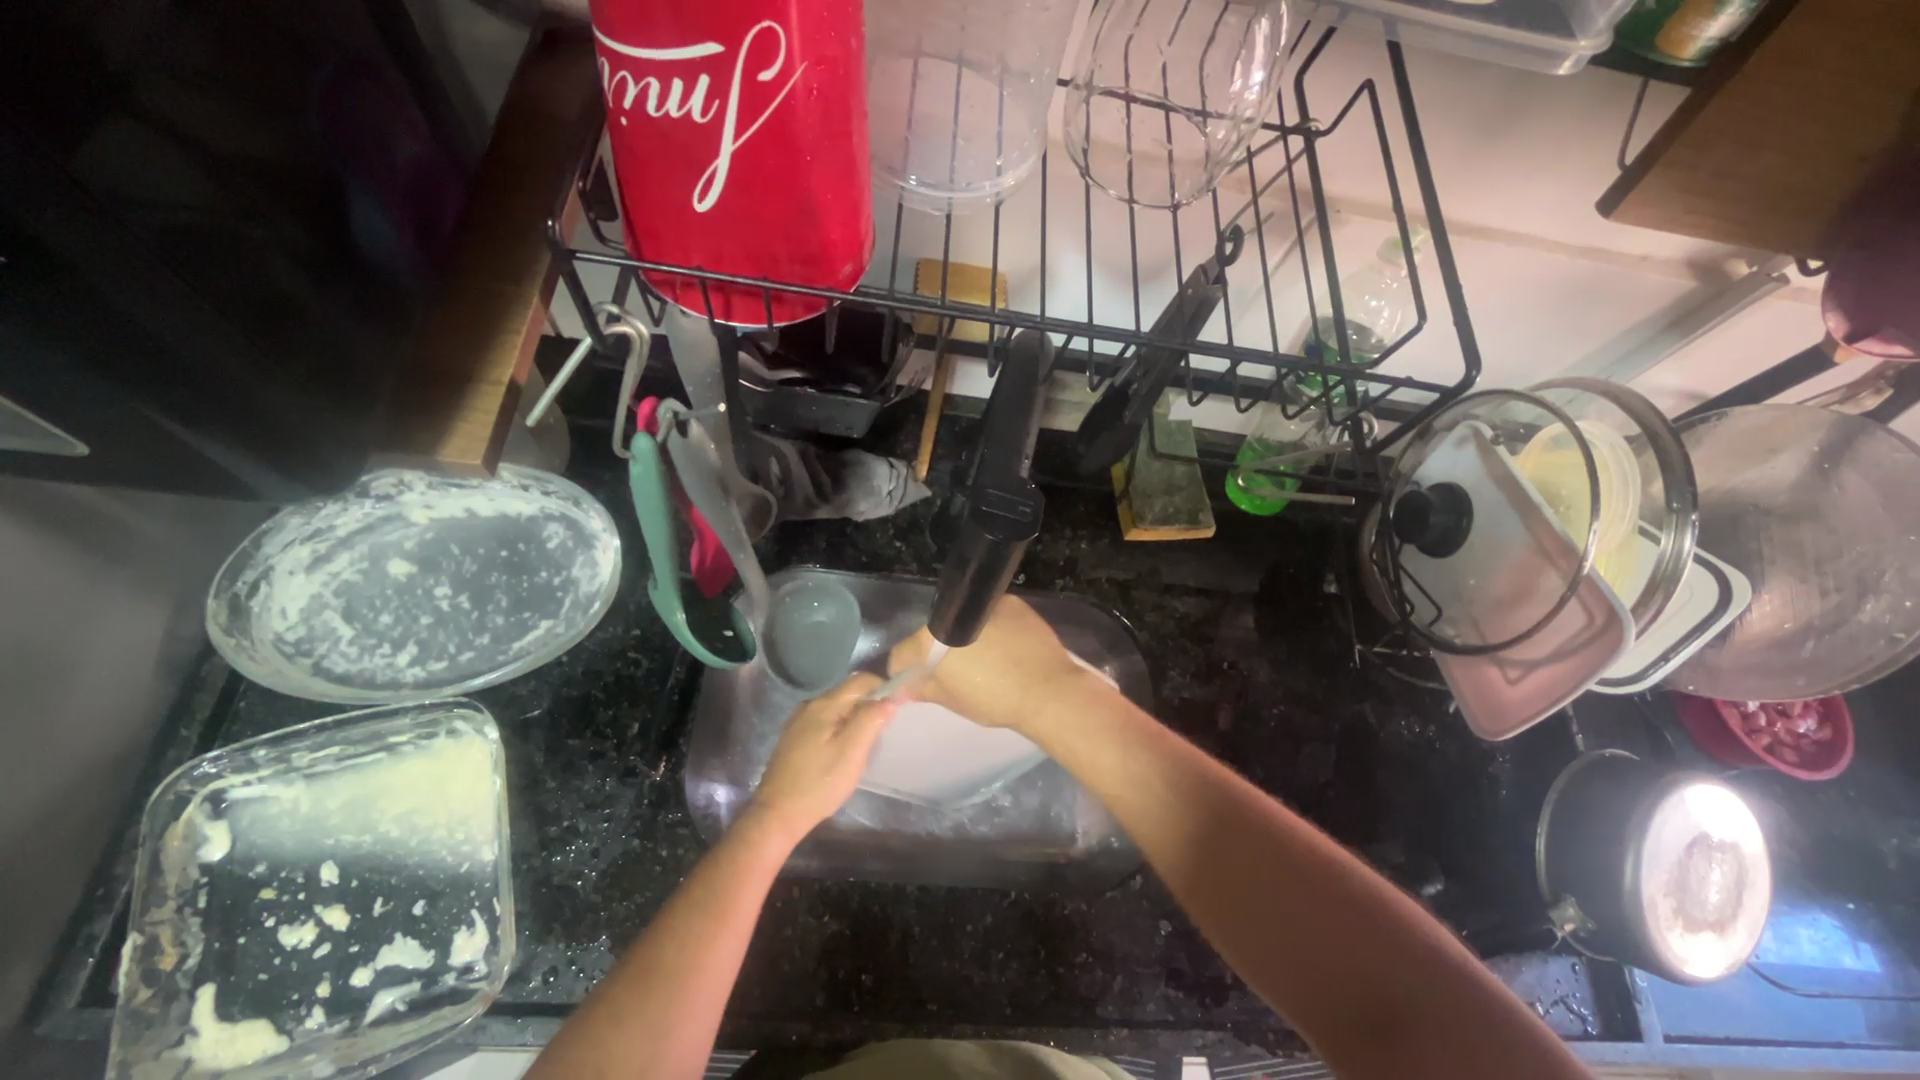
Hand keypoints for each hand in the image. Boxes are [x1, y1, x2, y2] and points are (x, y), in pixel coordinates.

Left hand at [747, 673, 895, 838]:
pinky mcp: (795, 737)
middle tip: (886, 728)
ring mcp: (799, 721)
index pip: (861, 680)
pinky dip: (841, 727)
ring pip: (837, 708)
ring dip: (856, 717)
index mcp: (824, 705)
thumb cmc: (819, 784)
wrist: (778, 814)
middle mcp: (809, 705)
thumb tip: (890, 699)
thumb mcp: (852, 752)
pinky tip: (846, 749)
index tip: (900, 706)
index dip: (884, 687)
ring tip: (869, 741)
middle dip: (870, 704)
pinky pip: (826, 721)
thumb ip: (871, 720)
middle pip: (848, 693)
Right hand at [887, 595, 1108, 733]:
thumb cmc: (995, 700)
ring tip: (984, 660)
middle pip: (933, 636)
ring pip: (963, 623)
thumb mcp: (953, 701)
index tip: (915, 684)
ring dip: (965, 638)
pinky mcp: (1011, 603)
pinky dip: (992, 629)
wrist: (1048, 690)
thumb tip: (902, 689)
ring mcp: (984, 605)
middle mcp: (953, 615)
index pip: (903, 654)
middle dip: (937, 654)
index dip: (904, 672)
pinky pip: (990, 616)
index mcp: (931, 640)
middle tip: (955, 675)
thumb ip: (923, 690)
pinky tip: (1005, 647)